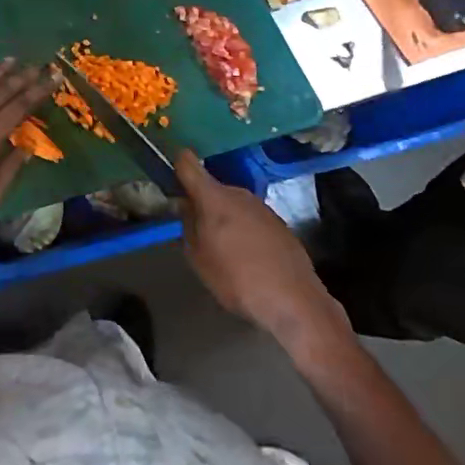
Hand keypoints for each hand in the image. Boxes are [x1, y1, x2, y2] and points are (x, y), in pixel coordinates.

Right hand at [174, 149, 335, 340]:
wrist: (293, 300)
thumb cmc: (237, 279)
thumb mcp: (198, 258)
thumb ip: (188, 227)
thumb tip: (187, 208)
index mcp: (213, 197)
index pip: (188, 164)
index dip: (176, 165)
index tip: (170, 178)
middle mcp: (238, 193)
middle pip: (212, 188)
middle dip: (202, 203)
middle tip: (197, 230)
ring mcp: (262, 206)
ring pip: (233, 204)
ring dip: (224, 217)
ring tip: (224, 249)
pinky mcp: (279, 223)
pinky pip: (251, 218)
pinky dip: (244, 229)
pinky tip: (248, 257)